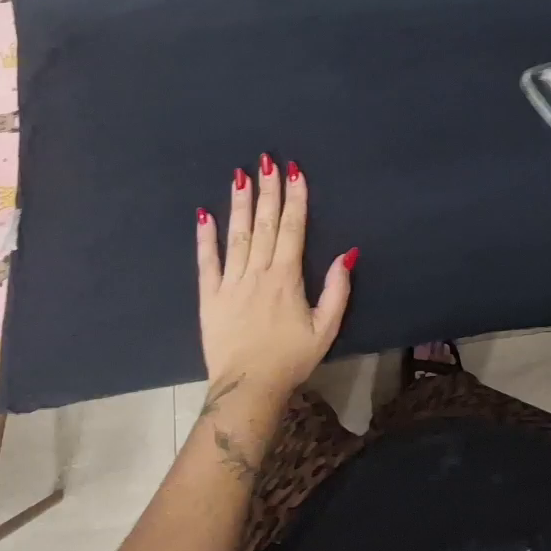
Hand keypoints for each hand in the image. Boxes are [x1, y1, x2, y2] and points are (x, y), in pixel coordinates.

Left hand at [195, 155, 354, 398]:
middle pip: (264, 224)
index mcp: (287, 278)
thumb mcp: (325, 330)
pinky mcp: (209, 297)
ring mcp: (231, 283)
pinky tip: (204, 214)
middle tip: (266, 160)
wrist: (248, 390)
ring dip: (239, 204)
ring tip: (240, 175)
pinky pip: (207, 262)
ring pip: (237, 235)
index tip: (294, 171)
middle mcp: (258, 273)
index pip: (292, 229)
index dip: (294, 199)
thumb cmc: (291, 360)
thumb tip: (346, 254)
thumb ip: (337, 291)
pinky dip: (205, 238)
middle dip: (267, 190)